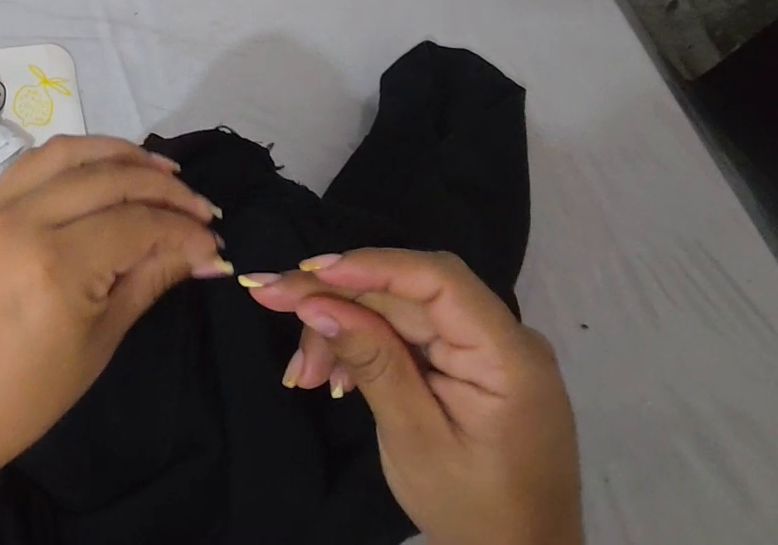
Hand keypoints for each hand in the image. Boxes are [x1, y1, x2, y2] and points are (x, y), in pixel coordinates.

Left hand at [0, 135, 227, 472]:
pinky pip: (34, 161)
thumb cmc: (35, 387)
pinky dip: (76, 156)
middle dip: (163, 187)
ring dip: (120, 154)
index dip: (183, 230)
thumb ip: (153, 277)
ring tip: (161, 170)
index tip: (214, 242)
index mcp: (57, 263)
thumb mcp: (105, 336)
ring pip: (69, 153)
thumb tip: (206, 252)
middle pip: (108, 179)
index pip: (136, 224)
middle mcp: (25, 220)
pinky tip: (105, 168)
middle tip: (200, 207)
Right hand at [244, 249, 582, 544]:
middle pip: (403, 292)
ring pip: (392, 310)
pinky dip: (359, 346)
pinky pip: (402, 333)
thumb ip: (371, 362)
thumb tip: (315, 301)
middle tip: (269, 298)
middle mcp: (500, 336)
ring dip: (339, 328)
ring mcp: (480, 347)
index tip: (307, 270)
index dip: (370, 265)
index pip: (437, 280)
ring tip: (302, 372)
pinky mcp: (462, 360)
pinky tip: (328, 374)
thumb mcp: (414, 439)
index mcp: (507, 356)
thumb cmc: (473, 511)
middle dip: (335, 299)